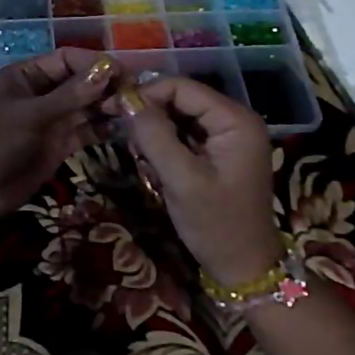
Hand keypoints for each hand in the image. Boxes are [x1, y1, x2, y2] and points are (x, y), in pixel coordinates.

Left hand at [0, 49, 118, 232]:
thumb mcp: (29, 115)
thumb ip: (69, 96)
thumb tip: (107, 71)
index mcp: (24, 75)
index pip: (66, 59)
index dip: (94, 63)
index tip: (124, 72)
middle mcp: (39, 94)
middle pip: (80, 82)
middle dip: (106, 85)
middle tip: (136, 94)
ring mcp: (49, 121)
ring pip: (85, 107)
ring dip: (108, 107)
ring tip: (135, 110)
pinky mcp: (57, 146)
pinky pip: (84, 131)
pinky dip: (102, 128)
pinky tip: (123, 128)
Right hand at [106, 77, 281, 283]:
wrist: (243, 267)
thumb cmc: (216, 224)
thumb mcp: (181, 179)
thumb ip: (154, 136)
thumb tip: (126, 99)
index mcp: (235, 122)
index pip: (182, 88)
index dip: (145, 94)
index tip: (111, 110)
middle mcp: (235, 121)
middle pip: (180, 98)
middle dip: (147, 112)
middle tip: (119, 134)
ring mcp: (228, 137)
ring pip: (178, 116)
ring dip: (153, 130)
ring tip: (137, 154)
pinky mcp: (218, 153)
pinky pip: (183, 134)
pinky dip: (163, 143)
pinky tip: (151, 163)